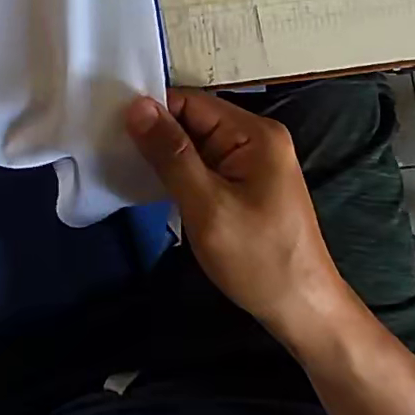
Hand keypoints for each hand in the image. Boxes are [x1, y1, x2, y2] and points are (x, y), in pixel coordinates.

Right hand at [125, 90, 355, 341]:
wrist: (303, 312)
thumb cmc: (258, 259)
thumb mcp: (207, 206)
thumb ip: (171, 154)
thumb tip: (137, 106)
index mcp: (254, 133)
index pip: (191, 102)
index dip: (152, 111)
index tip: (111, 127)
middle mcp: (255, 138)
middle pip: (192, 120)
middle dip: (155, 134)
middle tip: (110, 149)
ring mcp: (252, 162)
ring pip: (194, 144)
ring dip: (164, 155)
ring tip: (123, 165)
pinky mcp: (245, 184)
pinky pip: (203, 165)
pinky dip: (178, 172)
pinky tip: (152, 184)